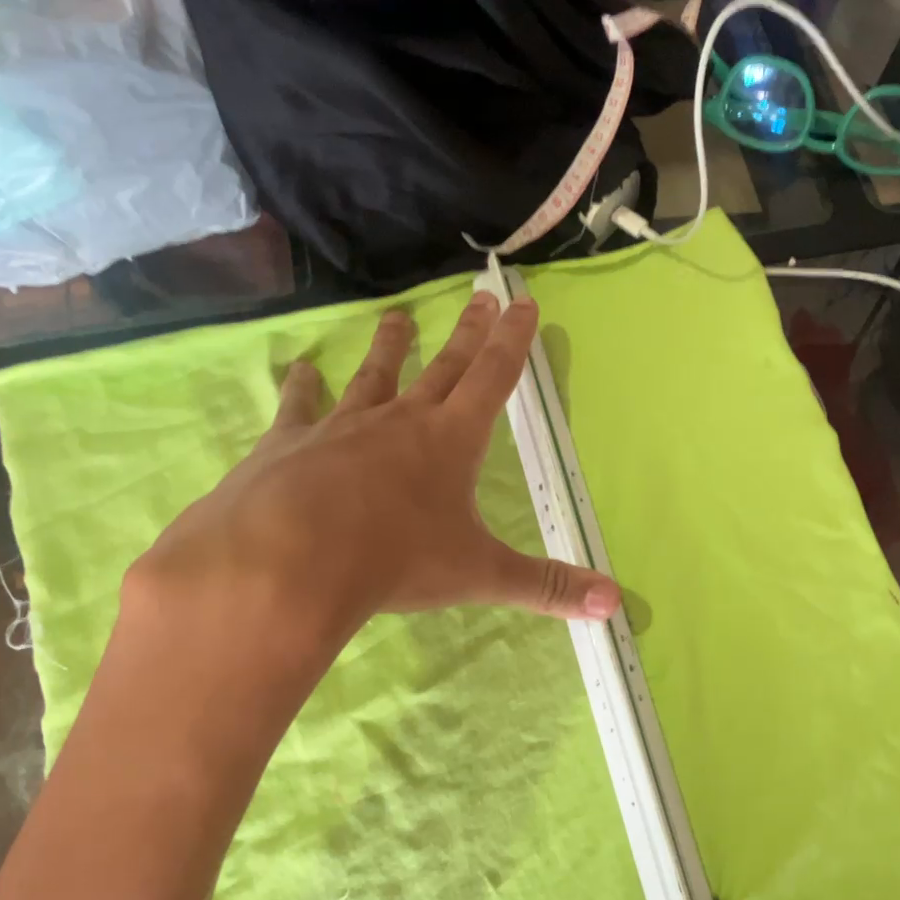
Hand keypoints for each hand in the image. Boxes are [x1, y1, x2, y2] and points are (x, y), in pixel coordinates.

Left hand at [121, 292, 620, 689]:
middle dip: (468, 334)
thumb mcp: (480, 575)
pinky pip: (300, 408)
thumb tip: (613, 603)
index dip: (512, 342)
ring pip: (373, 377)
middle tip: (480, 297)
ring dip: (390, 348)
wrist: (286, 562)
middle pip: (443, 368)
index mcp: (451, 441)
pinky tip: (300, 370)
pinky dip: (302, 388)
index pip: (493, 379)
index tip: (521, 302)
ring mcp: (340, 427)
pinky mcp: (288, 445)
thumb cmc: (394, 561)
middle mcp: (399, 420)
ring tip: (399, 317)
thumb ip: (546, 587)